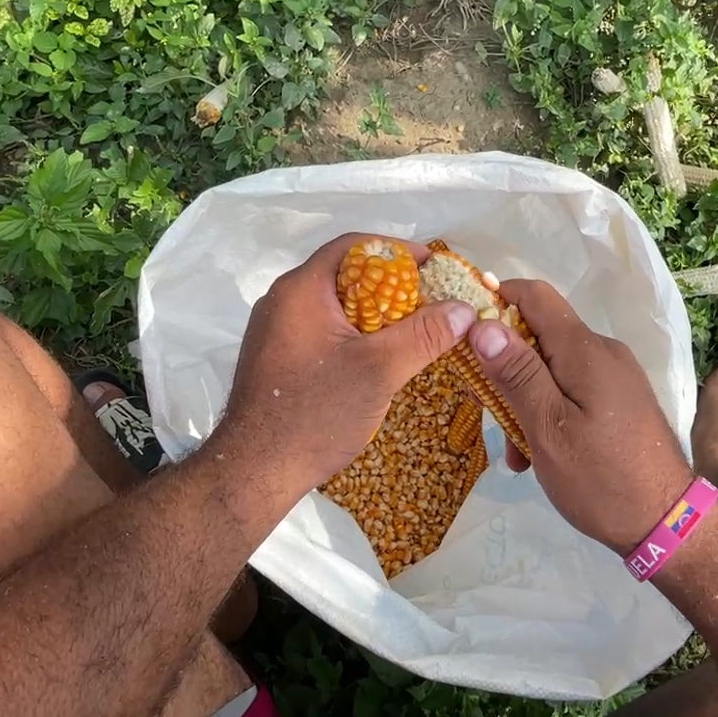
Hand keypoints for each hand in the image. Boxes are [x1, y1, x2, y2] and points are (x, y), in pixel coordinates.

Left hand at [218, 233, 476, 497]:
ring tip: (409, 328)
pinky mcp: (273, 356)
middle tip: (427, 300)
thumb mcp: (379, 370)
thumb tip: (464, 309)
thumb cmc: (315, 412)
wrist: (253, 472)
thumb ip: (423, 335)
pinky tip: (375, 355)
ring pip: (332, 303)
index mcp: (300, 288)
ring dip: (370, 310)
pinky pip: (319, 326)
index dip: (395, 250)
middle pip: (342, 273)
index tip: (431, 267)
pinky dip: (350, 331)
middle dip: (388, 283)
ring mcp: (273, 329)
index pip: (352, 245)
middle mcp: (281, 299)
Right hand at [468, 280, 693, 553]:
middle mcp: (602, 351)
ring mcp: (615, 375)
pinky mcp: (620, 398)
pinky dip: (548, 409)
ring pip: (553, 365)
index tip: (465, 329)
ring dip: (525, 396)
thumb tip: (482, 322)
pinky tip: (539, 453)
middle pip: (540, 333)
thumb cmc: (602, 478)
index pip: (535, 295)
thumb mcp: (548, 428)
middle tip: (484, 406)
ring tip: (515, 449)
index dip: (496, 299)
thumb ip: (517, 373)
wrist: (670, 527)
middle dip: (506, 363)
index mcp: (585, 349)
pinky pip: (572, 387)